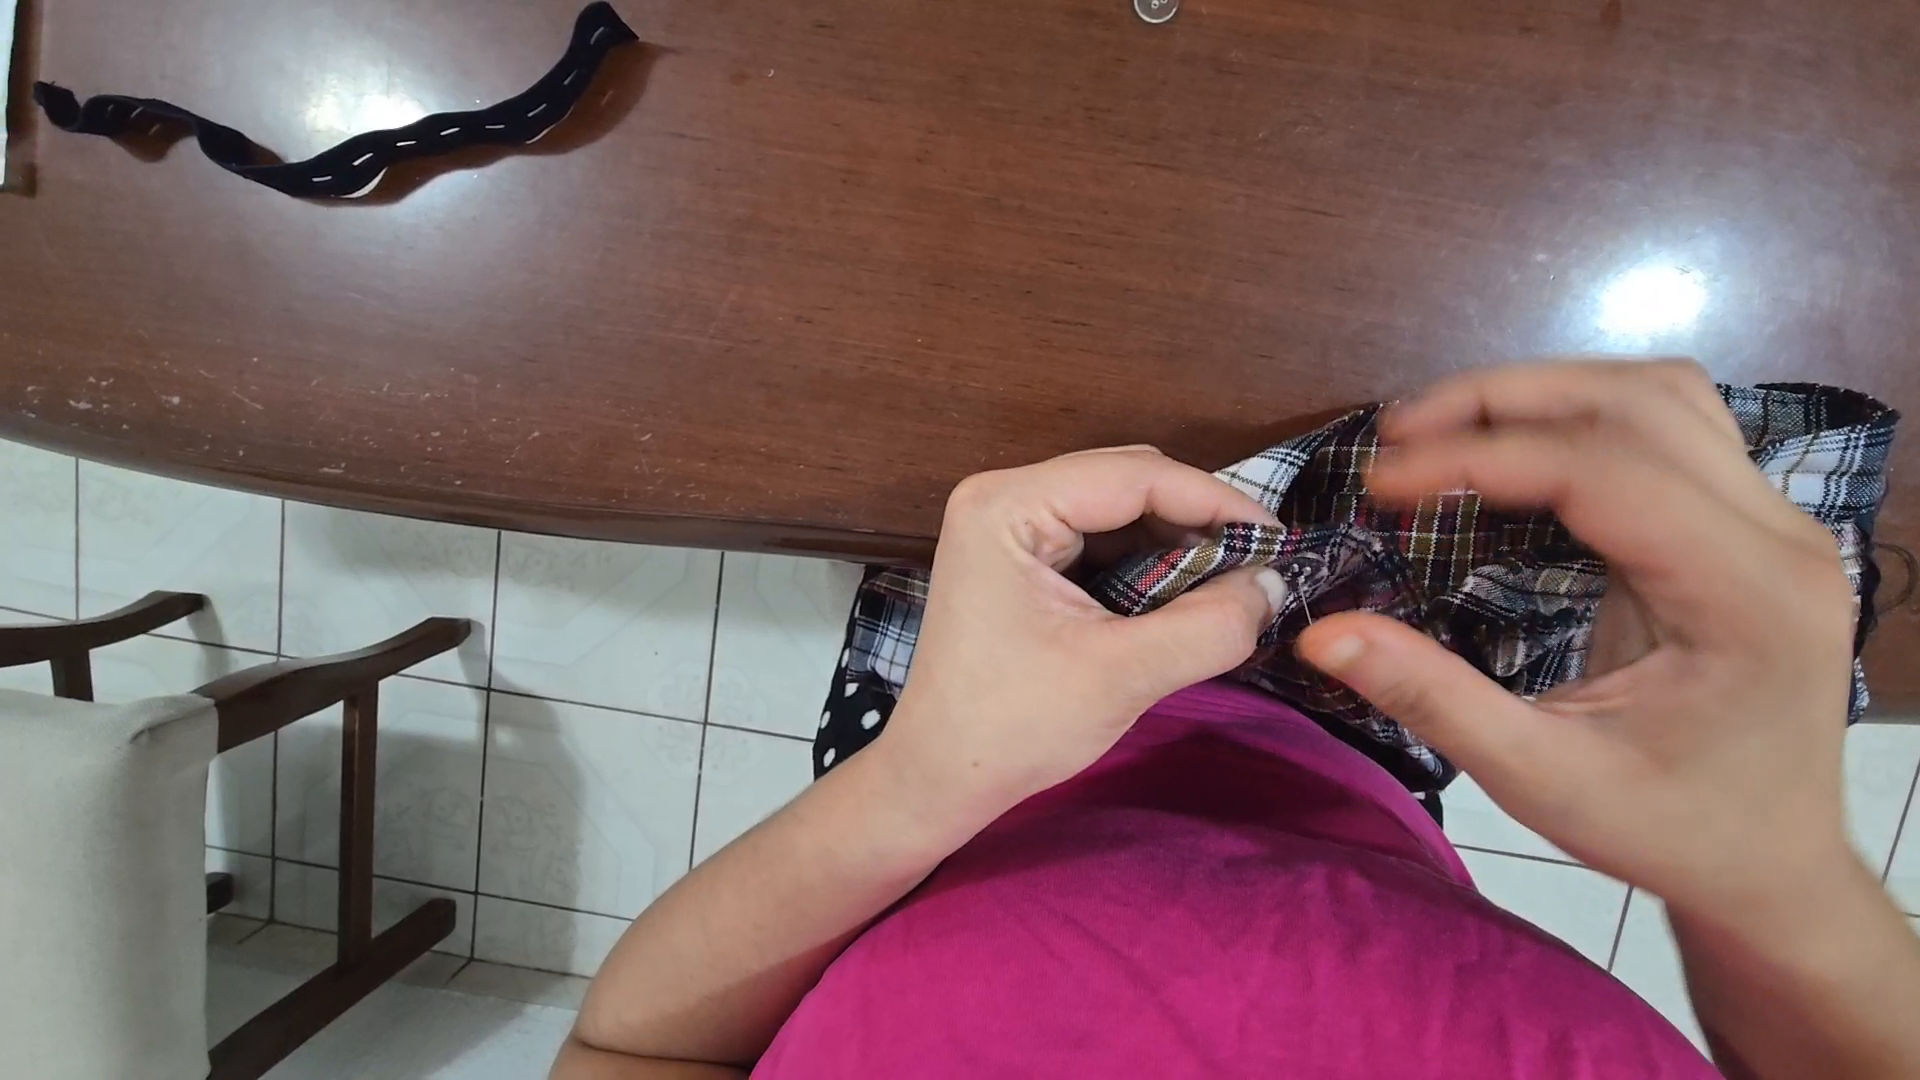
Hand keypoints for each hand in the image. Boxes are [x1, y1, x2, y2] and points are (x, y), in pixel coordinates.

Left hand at [878, 446, 1288, 825]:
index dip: (1217, 503)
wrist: (940, 772)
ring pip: (1115, 507)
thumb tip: (1273, 583)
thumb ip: (1209, 626)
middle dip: (1196, 520)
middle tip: (1255, 567)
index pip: (1134, 476)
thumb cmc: (1014, 726)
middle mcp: (1001, 496)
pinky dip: (1144, 558)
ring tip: (1224, 582)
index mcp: (1008, 506)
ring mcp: (1004, 522)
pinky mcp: (1014, 552)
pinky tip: (1177, 590)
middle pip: (1124, 481)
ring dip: (1173, 540)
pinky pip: (1095, 535)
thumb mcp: (1122, 676)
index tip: (1281, 543)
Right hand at [1295, 361, 1860, 925]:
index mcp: (1744, 594)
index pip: (1603, 470)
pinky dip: (1566, 417)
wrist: (1767, 862)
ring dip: (1535, 393)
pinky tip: (1500, 450)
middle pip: (1637, 401)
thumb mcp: (1536, 777)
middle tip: (1394, 436)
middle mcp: (1775, 535)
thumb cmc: (1663, 826)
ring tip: (1436, 428)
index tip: (1377, 482)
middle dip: (1500, 399)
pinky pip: (1656, 428)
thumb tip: (1319, 631)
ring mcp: (1766, 522)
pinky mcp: (1735, 526)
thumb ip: (1429, 697)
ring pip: (1654, 396)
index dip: (1475, 458)